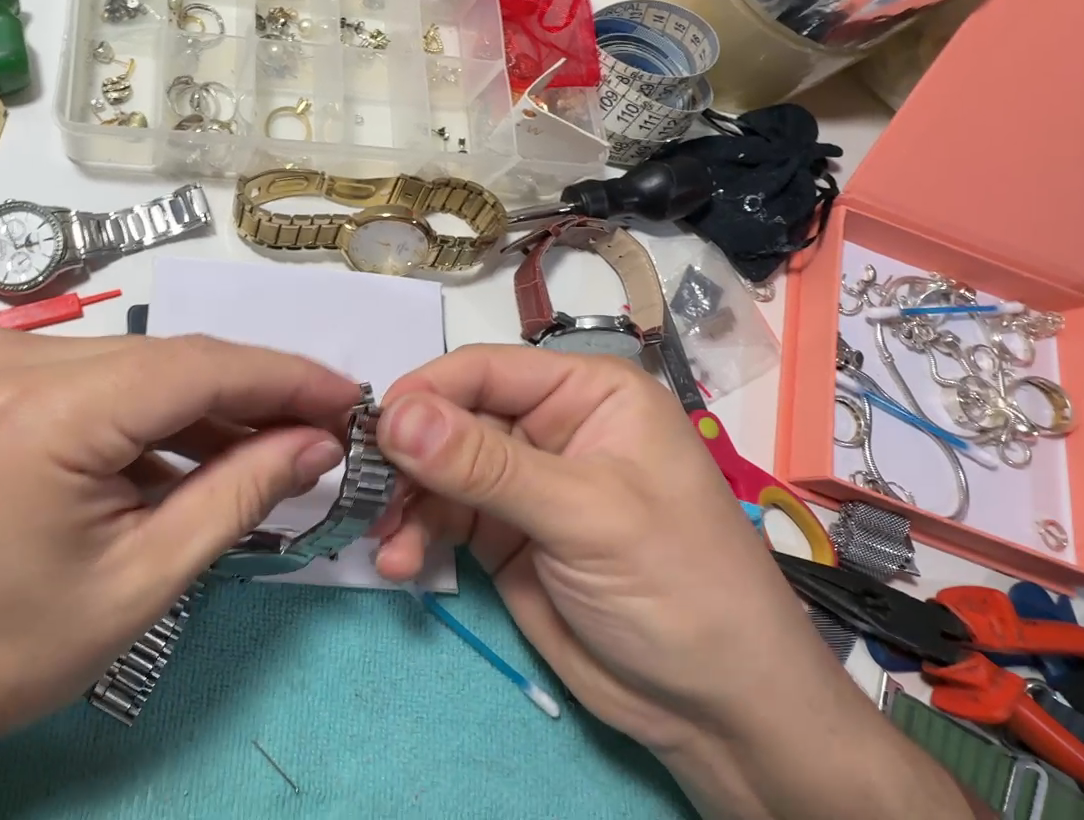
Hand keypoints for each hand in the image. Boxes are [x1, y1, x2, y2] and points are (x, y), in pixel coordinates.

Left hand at [0, 331, 361, 751]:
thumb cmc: (17, 641)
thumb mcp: (144, 577)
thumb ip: (239, 495)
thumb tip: (317, 442)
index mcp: (41, 412)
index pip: (193, 369)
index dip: (282, 379)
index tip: (347, 397)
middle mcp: (13, 359)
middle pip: (167, 359)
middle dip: (251, 394)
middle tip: (321, 429)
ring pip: (138, 364)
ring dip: (206, 405)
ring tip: (273, 447)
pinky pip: (101, 377)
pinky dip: (154, 411)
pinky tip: (201, 449)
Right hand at [371, 344, 820, 750]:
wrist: (717, 712)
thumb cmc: (678, 588)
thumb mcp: (585, 516)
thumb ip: (485, 466)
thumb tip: (393, 418)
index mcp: (585, 394)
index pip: (482, 371)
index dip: (423, 395)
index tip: (371, 433)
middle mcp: (546, 427)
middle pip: (447, 420)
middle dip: (403, 459)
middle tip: (365, 497)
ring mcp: (518, 483)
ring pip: (433, 472)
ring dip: (401, 505)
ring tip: (384, 542)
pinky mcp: (499, 533)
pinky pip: (437, 518)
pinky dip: (412, 537)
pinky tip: (399, 564)